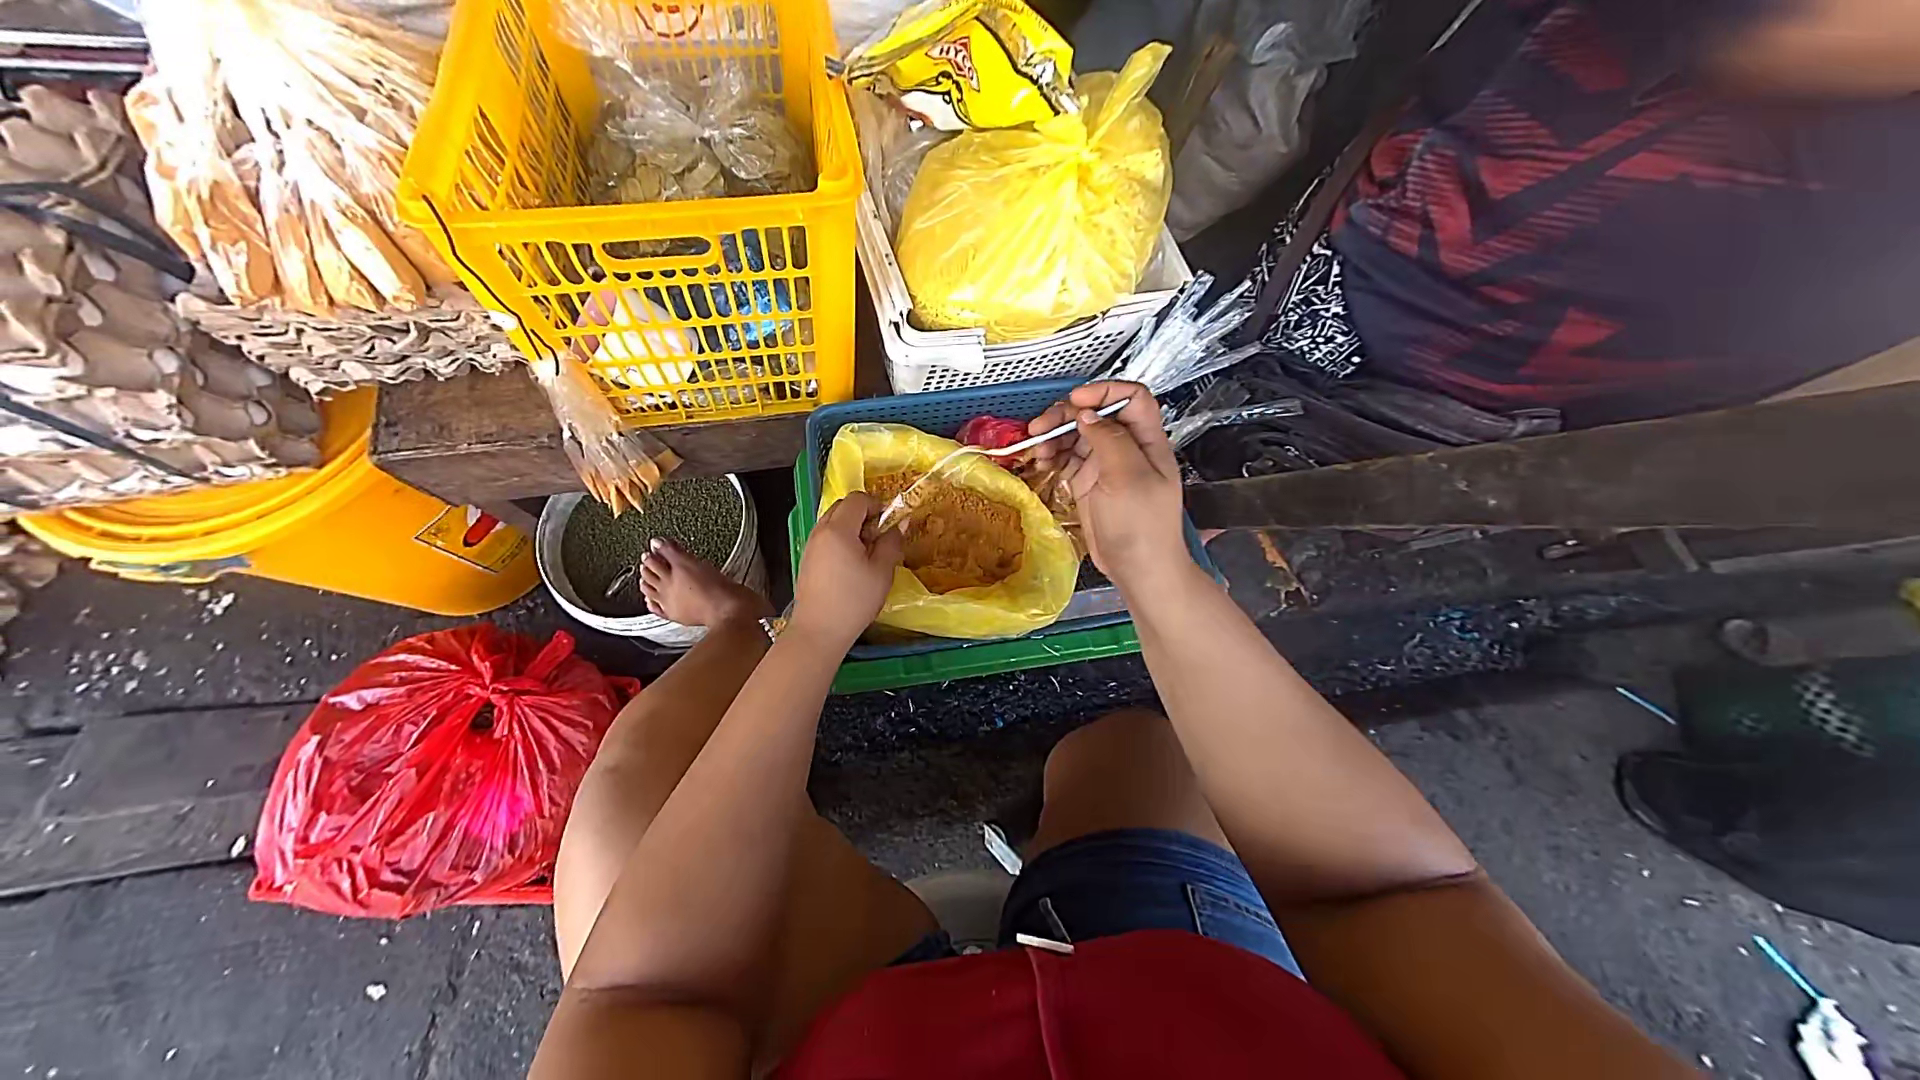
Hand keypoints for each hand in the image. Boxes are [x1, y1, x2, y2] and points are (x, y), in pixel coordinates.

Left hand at [791, 491, 903, 644]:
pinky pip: (825, 537)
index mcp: (838, 529)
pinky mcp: (806, 559)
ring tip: (866, 554)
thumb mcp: (881, 571)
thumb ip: (892, 542)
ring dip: (851, 527)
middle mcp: (820, 531)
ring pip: (832, 521)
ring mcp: (810, 545)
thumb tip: (901, 523)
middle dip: (863, 514)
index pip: (857, 499)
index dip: (876, 505)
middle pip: (843, 506)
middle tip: (878, 538)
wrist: (819, 631)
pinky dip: (840, 540)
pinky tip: (850, 566)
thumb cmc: (854, 601)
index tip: (887, 525)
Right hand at [1027, 381, 1188, 588]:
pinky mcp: (1088, 482)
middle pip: (1095, 415)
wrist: (1138, 568)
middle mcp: (1126, 448)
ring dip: (1054, 435)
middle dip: (1067, 416)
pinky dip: (1052, 455)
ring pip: (1077, 435)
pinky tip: (1042, 460)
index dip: (1104, 392)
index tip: (1077, 402)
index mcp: (1146, 442)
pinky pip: (1067, 458)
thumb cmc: (1143, 527)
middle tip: (1041, 427)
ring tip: (1038, 447)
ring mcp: (1105, 465)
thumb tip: (1088, 415)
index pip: (1131, 398)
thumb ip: (1109, 440)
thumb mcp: (1129, 477)